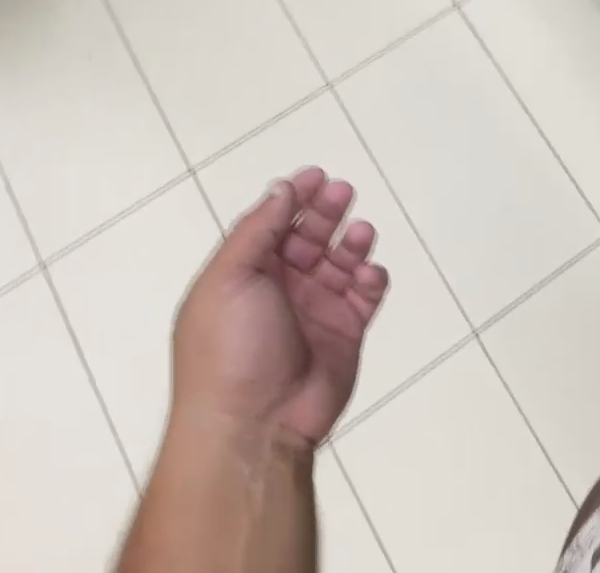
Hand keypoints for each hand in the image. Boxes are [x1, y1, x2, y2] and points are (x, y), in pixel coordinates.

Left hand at [171, 167, 389, 446]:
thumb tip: (280, 190)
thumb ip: (255, 232)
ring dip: (352, 242)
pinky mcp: (348, 330)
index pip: (270, 226)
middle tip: (343, 191)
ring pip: (342, 261)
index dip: (291, 198)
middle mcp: (280, 289)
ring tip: (362, 232)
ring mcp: (316, 310)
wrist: (256, 424)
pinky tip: (368, 273)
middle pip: (309, 238)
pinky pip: (367, 293)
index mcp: (243, 277)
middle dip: (326, 212)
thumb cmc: (230, 349)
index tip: (315, 175)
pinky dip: (371, 278)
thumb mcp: (227, 282)